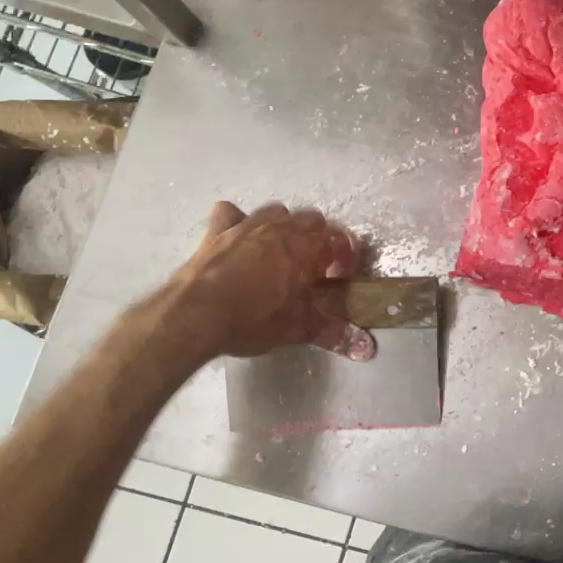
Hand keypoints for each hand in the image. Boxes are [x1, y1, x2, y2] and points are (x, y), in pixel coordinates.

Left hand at [158, 201, 376, 361]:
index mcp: (307, 247)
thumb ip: (334, 334)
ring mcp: (247, 225)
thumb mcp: (299, 329)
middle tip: (314, 269)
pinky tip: (239, 240)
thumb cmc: (254, 318)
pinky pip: (232, 214)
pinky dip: (238, 222)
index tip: (340, 278)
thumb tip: (367, 350)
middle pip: (312, 220)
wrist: (195, 315)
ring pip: (276, 212)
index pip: (340, 239)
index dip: (346, 257)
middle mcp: (280, 228)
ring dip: (284, 227)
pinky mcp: (217, 232)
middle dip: (319, 239)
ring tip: (281, 253)